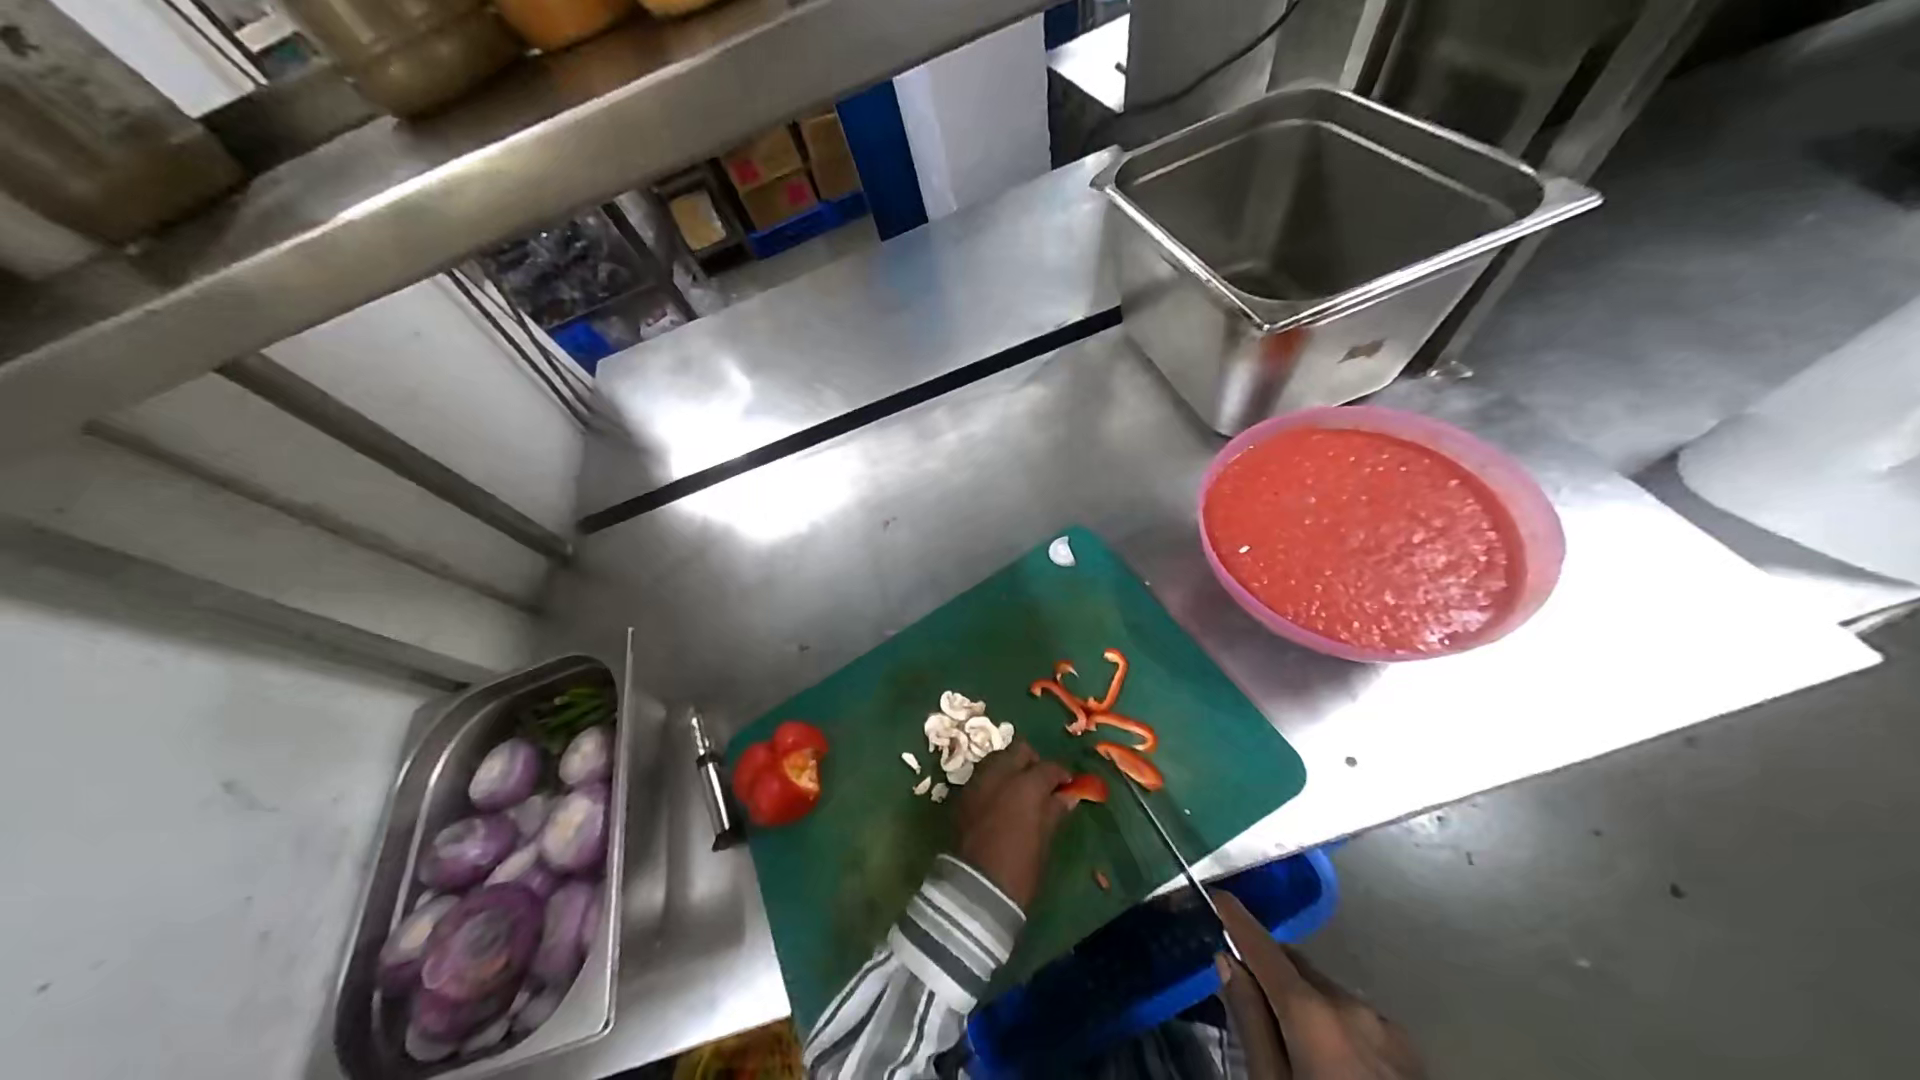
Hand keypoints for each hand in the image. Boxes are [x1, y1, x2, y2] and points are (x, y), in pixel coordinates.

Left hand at [953, 738, 1074, 909]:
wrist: (976, 889)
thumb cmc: (1020, 868)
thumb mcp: (1044, 839)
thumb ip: (1054, 810)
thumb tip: (1067, 796)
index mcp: (1026, 784)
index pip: (1048, 767)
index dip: (1061, 774)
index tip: (1067, 784)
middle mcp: (999, 774)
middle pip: (1018, 751)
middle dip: (1032, 762)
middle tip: (1041, 782)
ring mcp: (977, 783)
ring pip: (996, 759)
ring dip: (1010, 768)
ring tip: (1018, 790)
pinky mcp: (961, 796)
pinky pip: (981, 777)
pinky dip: (993, 782)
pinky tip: (999, 801)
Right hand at [1212, 890, 1425, 1079]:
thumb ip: (1250, 1021)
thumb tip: (1228, 962)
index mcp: (1312, 1012)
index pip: (1264, 947)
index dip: (1237, 919)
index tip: (1217, 896)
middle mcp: (1350, 1005)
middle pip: (1295, 966)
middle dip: (1267, 966)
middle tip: (1240, 980)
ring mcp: (1385, 1027)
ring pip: (1326, 992)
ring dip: (1300, 996)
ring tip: (1284, 1031)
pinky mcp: (1409, 1052)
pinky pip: (1355, 1018)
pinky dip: (1330, 1020)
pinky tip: (1327, 1058)